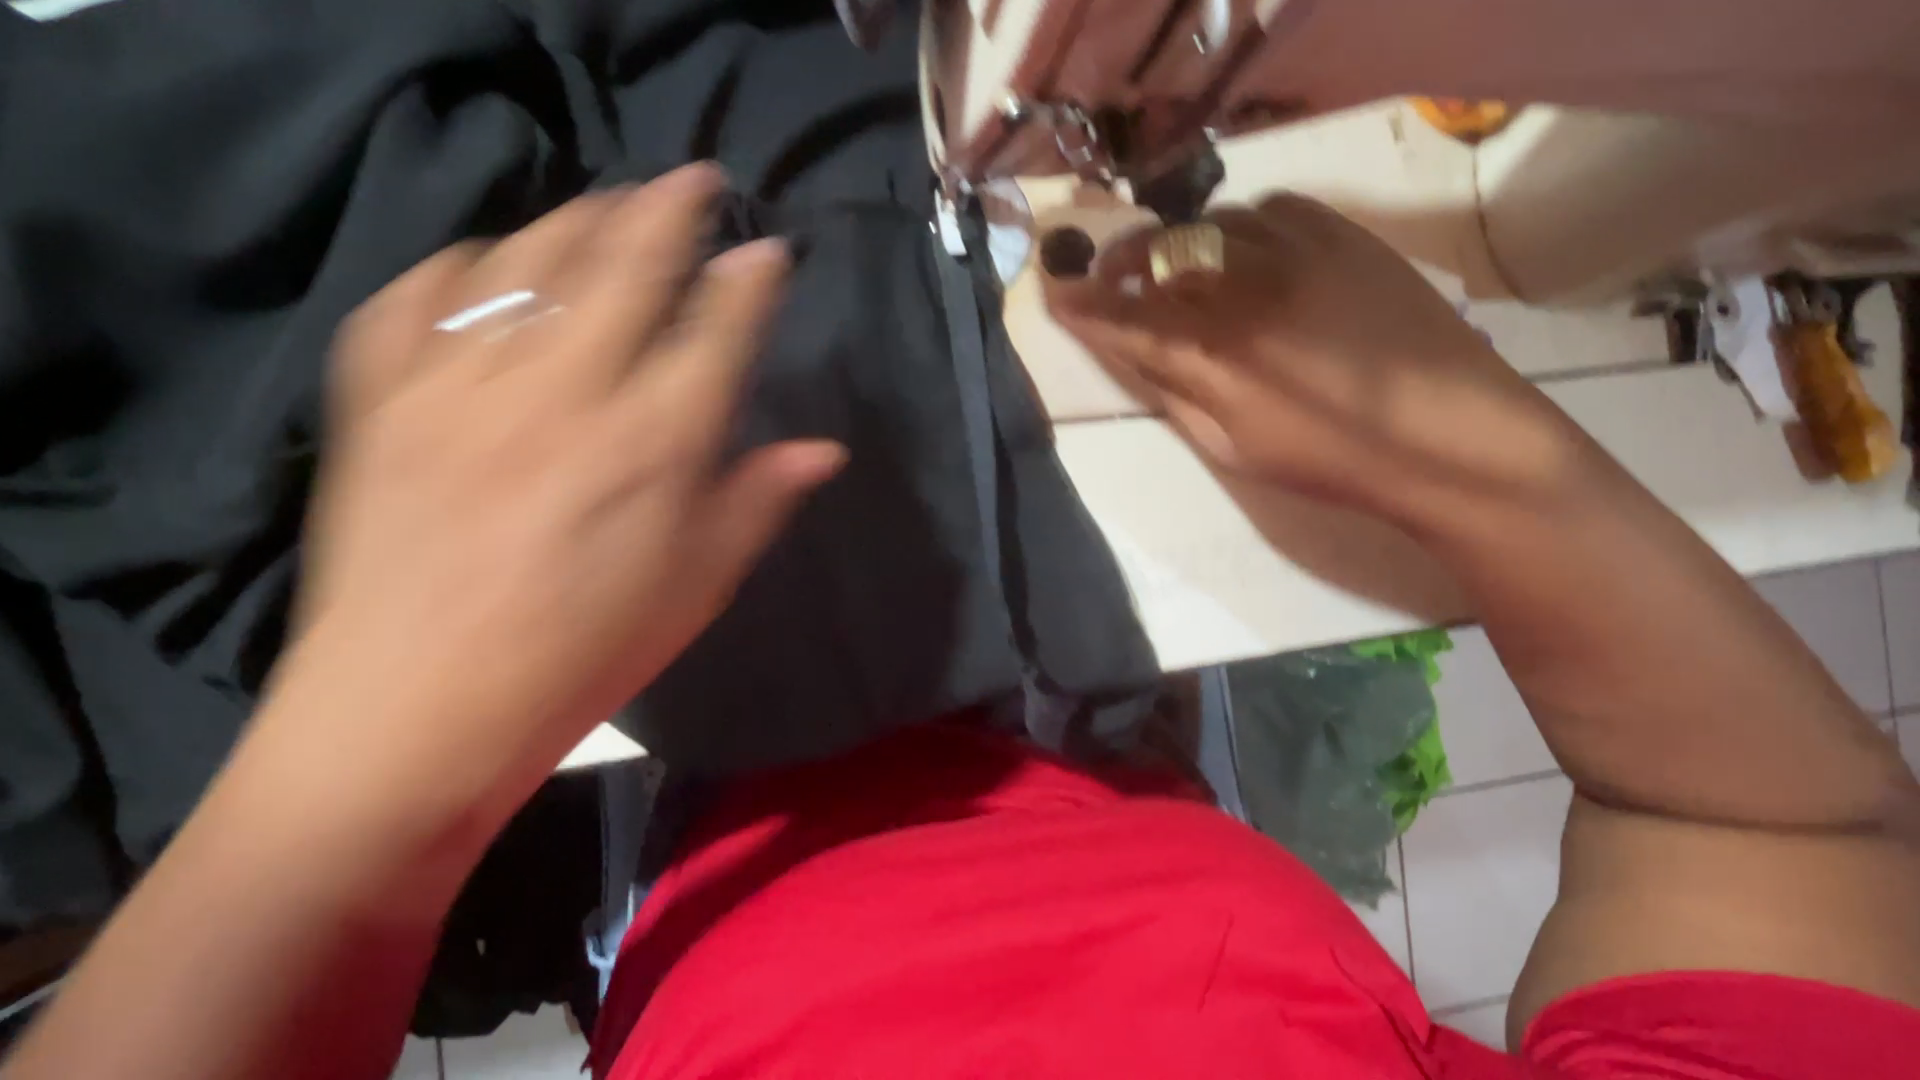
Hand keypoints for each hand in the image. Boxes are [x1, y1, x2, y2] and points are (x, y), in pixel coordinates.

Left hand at [258, 164, 842, 820]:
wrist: (418, 708)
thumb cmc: (585, 655)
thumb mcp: (697, 587)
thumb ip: (758, 501)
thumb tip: (824, 448)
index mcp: (654, 443)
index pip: (718, 326)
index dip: (749, 276)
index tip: (766, 249)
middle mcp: (564, 390)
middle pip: (627, 261)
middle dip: (671, 207)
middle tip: (694, 180)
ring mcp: (463, 384)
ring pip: (528, 257)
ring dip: (579, 218)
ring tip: (607, 209)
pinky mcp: (382, 397)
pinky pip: (420, 295)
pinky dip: (462, 266)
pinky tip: (490, 271)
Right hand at [1043, 196, 1592, 527]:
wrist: (1453, 438)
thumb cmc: (1332, 462)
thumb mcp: (1234, 448)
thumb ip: (1173, 392)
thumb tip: (1128, 350)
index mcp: (1216, 353)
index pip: (1125, 316)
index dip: (1082, 304)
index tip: (1055, 292)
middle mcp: (1248, 287)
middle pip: (1160, 253)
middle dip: (1123, 263)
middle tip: (1109, 278)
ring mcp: (1299, 252)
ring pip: (1210, 224)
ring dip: (1180, 245)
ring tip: (1180, 270)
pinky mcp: (1344, 235)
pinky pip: (1269, 210)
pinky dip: (1241, 228)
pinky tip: (1247, 255)